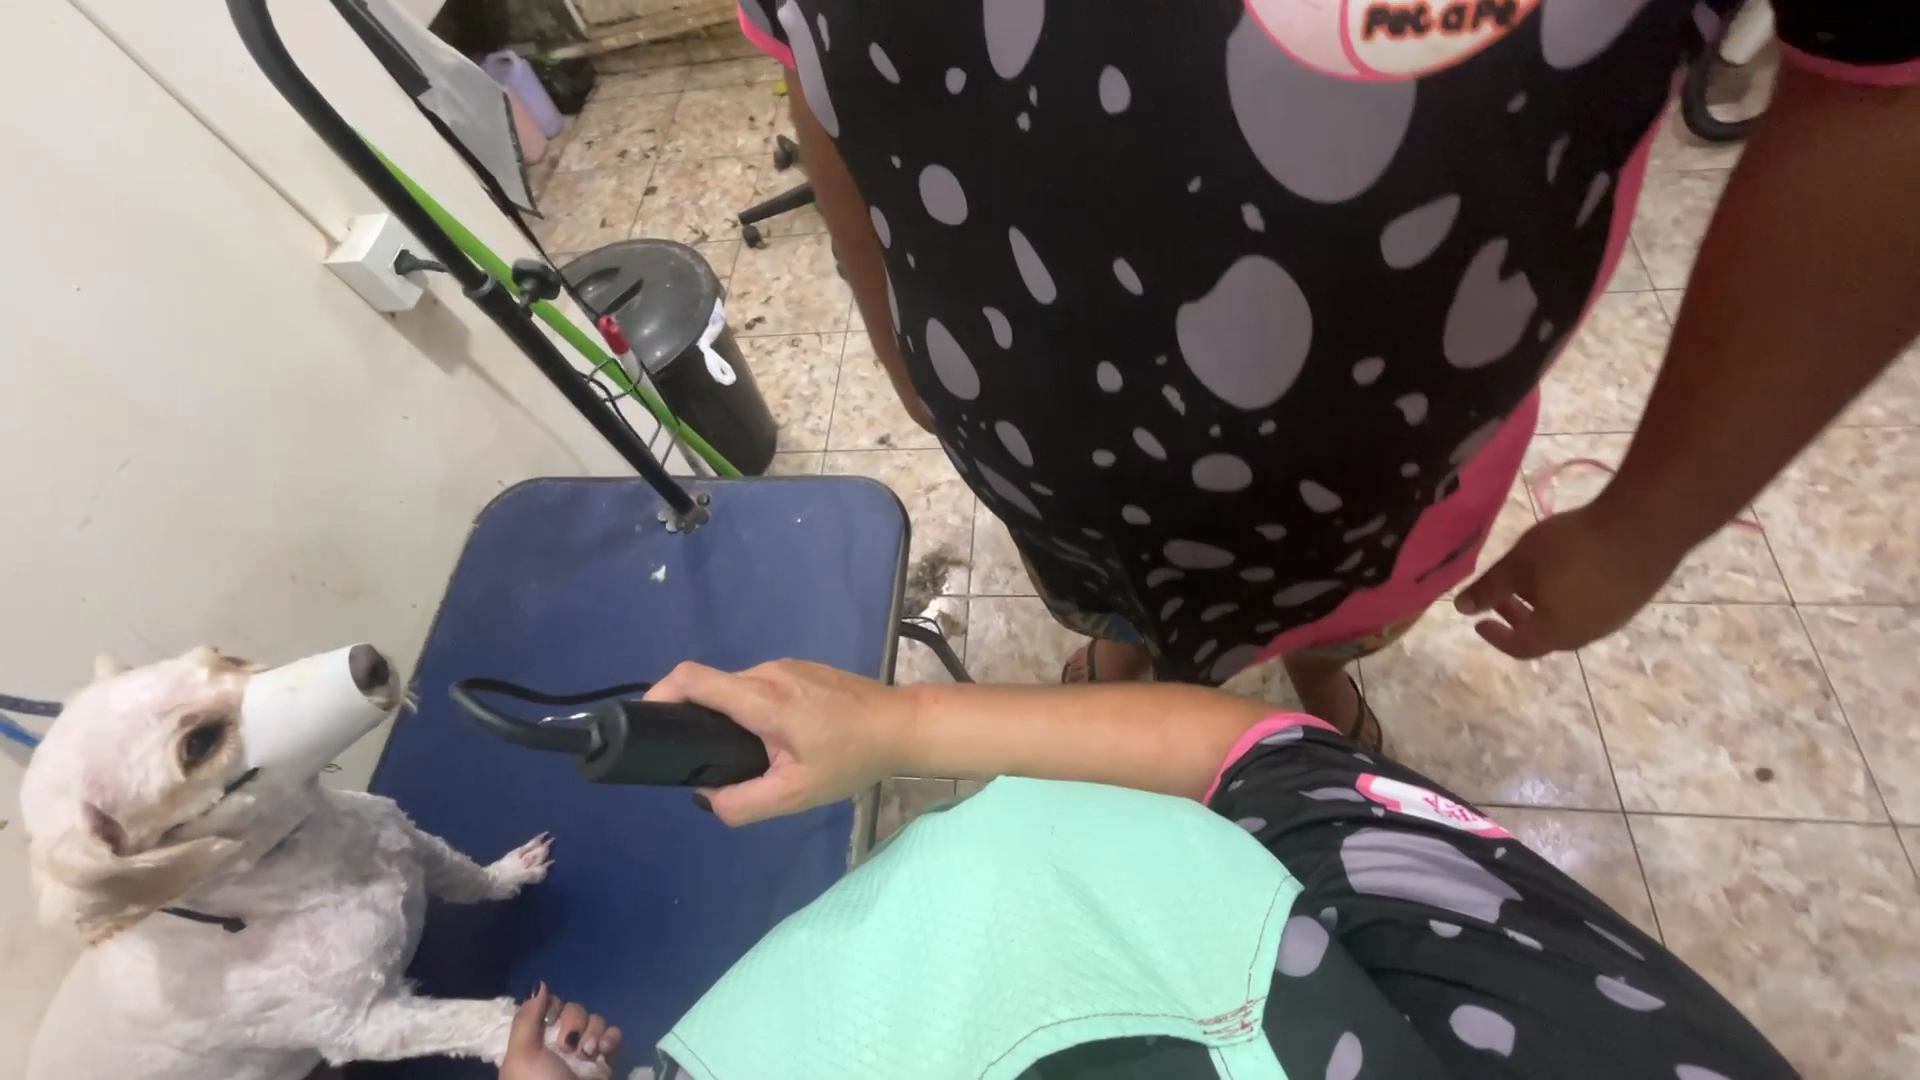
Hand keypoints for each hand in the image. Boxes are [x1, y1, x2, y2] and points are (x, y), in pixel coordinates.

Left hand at [500, 984, 619, 1079]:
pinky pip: (612, 1034)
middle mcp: (555, 1049)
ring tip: (588, 1053)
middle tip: (569, 1044)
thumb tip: (539, 984)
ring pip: (594, 1020)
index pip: (545, 1009)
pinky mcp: (603, 1060)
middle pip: (572, 1011)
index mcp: (531, 1048)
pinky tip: (603, 1051)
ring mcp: (582, 1055)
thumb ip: (526, 1020)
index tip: (551, 1016)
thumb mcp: (521, 1058)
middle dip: (574, 1022)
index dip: (551, 1008)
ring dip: (593, 1032)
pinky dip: (610, 1038)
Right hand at [645, 660, 911, 824]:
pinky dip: (750, 709)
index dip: (661, 694)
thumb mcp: (795, 794)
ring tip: (742, 753)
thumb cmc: (850, 757)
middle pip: (711, 686)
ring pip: (737, 687)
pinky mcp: (800, 668)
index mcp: (763, 698)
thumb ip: (742, 803)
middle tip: (700, 758)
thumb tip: (706, 797)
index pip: (693, 678)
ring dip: (728, 716)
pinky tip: (771, 738)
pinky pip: (759, 686)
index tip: (649, 723)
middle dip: (694, 717)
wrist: (900, 725)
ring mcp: (787, 666)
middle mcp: (769, 672)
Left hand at [1455, 502, 1679, 659]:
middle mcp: (1588, 633)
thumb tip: (1461, 609)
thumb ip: (1487, 590)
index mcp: (1556, 633)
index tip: (1478, 622)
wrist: (1646, 526)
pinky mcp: (1634, 598)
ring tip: (1528, 580)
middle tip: (1499, 597)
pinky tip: (1564, 571)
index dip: (1496, 637)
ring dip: (1542, 607)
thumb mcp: (1516, 566)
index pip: (1520, 647)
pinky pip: (1591, 607)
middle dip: (1517, 618)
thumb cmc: (1570, 549)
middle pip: (1544, 636)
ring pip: (1569, 621)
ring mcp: (1616, 617)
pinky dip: (1567, 598)